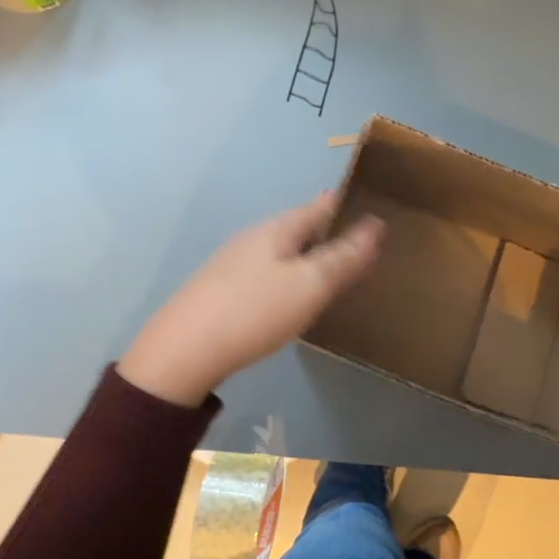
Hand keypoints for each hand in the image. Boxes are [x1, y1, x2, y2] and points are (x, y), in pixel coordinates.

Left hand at [118, 195, 383, 406]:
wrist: (181, 353)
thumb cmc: (254, 312)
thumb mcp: (309, 285)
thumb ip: (343, 257)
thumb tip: (376, 224)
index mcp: (278, 228)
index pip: (322, 205)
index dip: (348, 205)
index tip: (377, 211)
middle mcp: (255, 237)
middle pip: (301, 227)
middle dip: (331, 233)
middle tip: (365, 248)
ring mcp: (234, 263)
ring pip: (283, 251)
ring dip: (310, 257)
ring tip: (336, 275)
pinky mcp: (222, 290)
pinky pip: (268, 273)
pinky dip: (289, 278)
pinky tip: (294, 298)